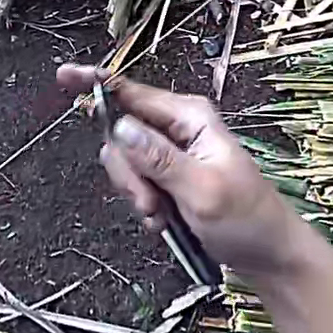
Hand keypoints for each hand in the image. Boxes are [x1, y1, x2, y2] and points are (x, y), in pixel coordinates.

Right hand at [58, 64, 302, 283]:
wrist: (268, 256)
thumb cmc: (247, 219)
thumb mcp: (203, 190)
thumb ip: (159, 159)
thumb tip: (119, 127)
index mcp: (188, 116)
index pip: (131, 92)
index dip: (95, 83)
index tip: (64, 76)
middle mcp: (175, 127)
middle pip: (121, 134)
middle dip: (128, 173)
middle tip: (150, 202)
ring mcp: (169, 152)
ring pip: (125, 163)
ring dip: (138, 193)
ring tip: (164, 214)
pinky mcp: (166, 175)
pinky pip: (135, 183)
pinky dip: (145, 206)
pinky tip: (167, 221)